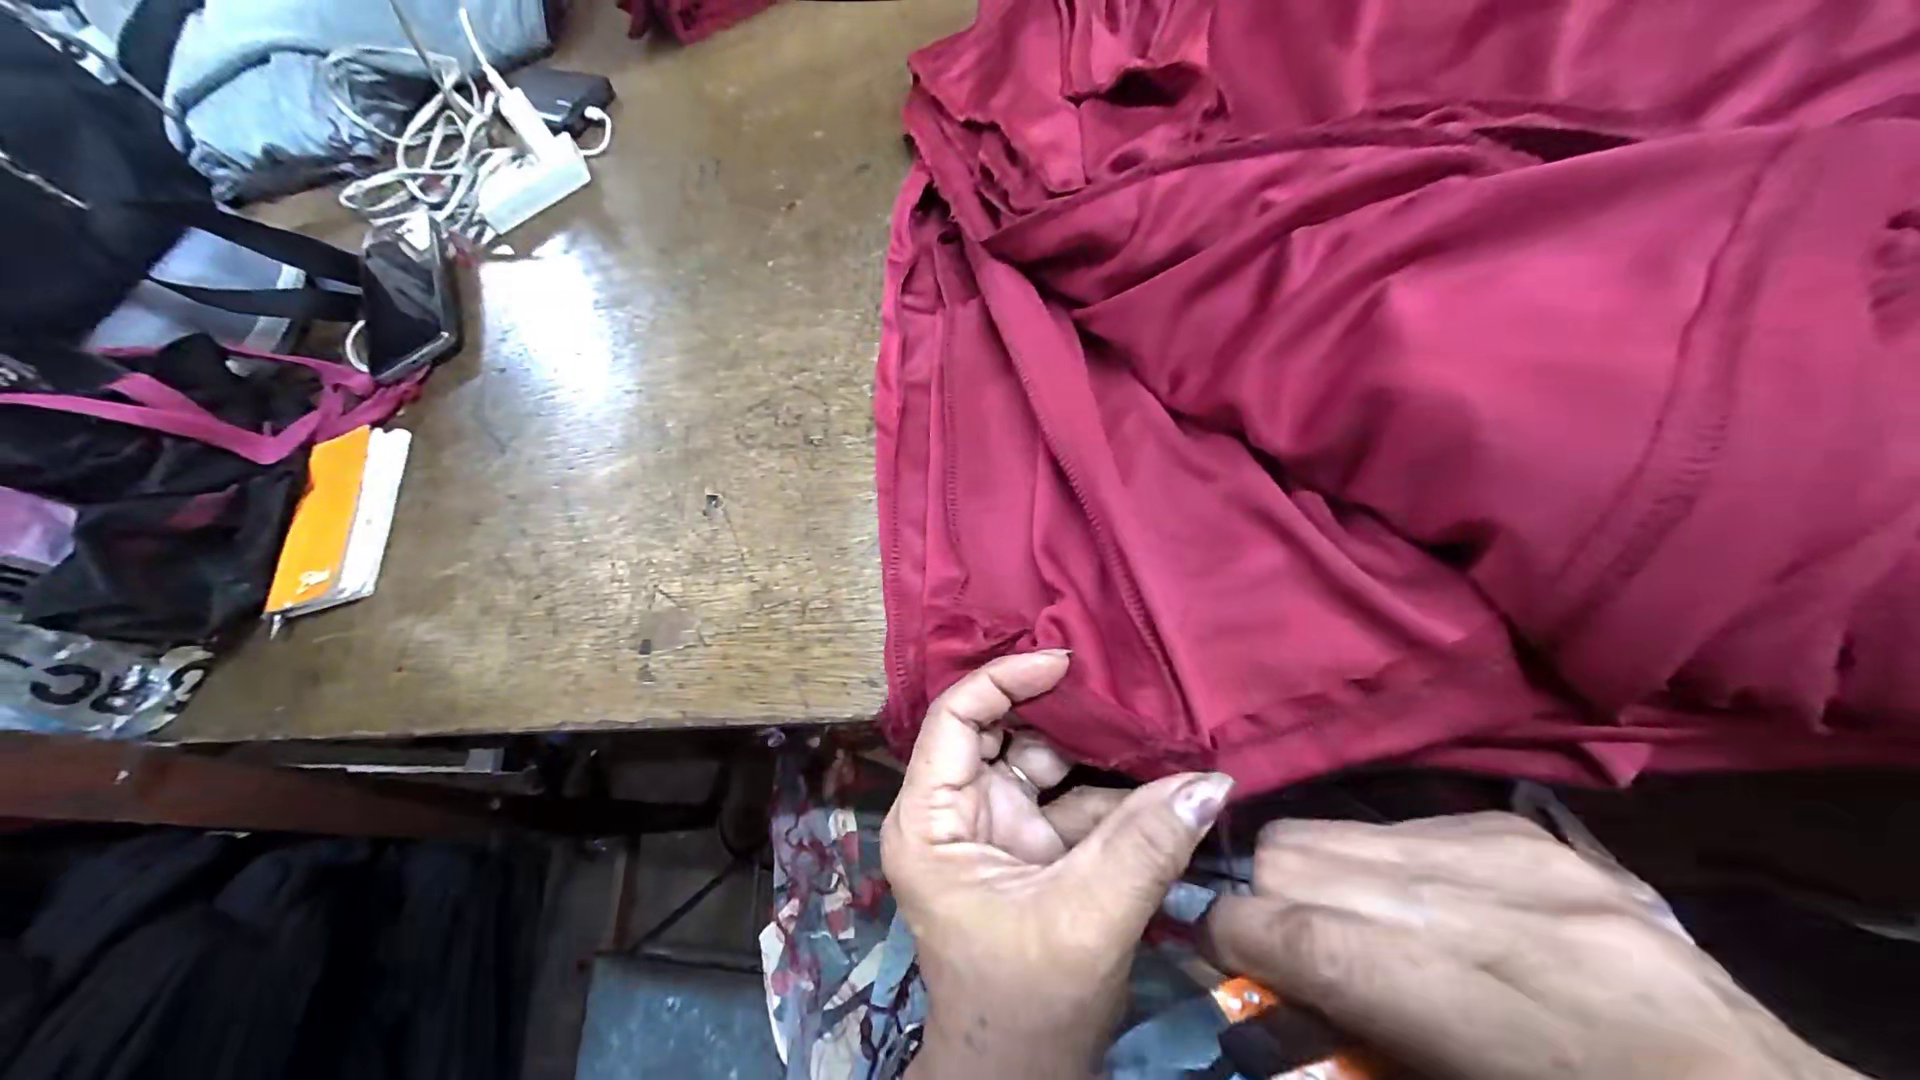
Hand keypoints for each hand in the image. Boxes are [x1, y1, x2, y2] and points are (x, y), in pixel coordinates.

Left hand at [880, 651, 1234, 1079]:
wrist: (1023, 1078)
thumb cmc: (1028, 1005)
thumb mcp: (1088, 920)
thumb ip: (1146, 844)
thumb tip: (1211, 779)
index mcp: (931, 819)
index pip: (956, 719)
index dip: (1004, 680)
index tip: (1063, 662)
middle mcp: (954, 810)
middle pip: (998, 731)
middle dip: (1053, 709)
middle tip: (1112, 684)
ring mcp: (993, 824)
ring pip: (1038, 760)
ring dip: (1089, 747)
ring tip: (1142, 719)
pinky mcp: (1028, 842)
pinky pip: (1067, 796)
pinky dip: (1108, 787)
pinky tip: (1154, 772)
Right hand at [1201, 813, 1861, 1079]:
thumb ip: (1346, 1044)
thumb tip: (1250, 981)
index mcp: (1505, 1020)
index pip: (1310, 939)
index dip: (1233, 937)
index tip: (1212, 949)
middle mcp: (1508, 912)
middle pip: (1299, 859)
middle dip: (1266, 902)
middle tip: (1283, 947)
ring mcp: (1523, 856)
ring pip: (1329, 829)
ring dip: (1313, 878)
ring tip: (1346, 923)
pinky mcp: (1526, 831)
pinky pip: (1390, 826)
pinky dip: (1373, 865)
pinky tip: (1414, 908)